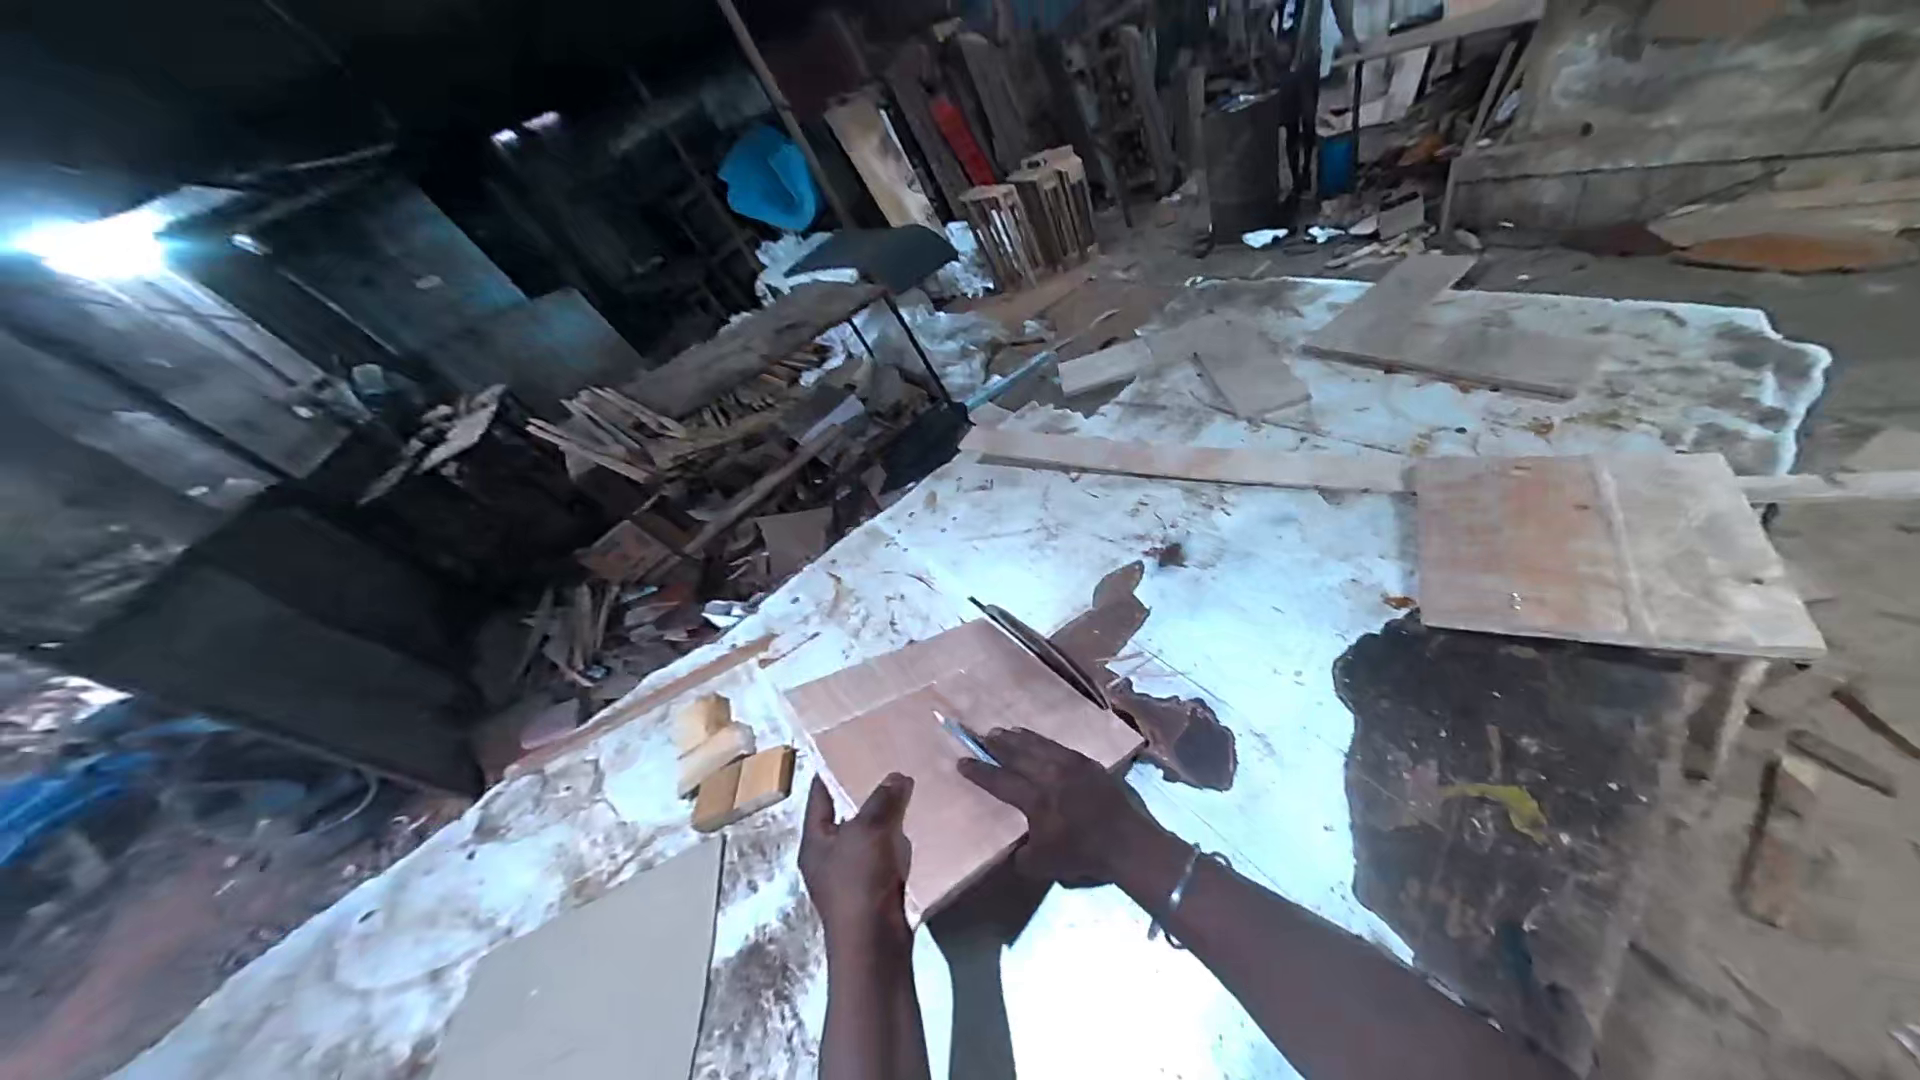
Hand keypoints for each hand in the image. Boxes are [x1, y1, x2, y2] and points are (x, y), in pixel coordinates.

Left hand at [800, 774, 914, 950]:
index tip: (850, 747)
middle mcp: (829, 855)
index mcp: (815, 840)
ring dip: (887, 816)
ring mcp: (852, 874)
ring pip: (870, 833)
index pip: (819, 794)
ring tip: (909, 787)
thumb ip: (882, 800)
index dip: (831, 770)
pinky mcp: (875, 888)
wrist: (875, 945)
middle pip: (846, 813)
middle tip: (890, 762)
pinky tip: (919, 824)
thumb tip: (897, 777)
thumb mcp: (867, 831)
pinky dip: (899, 839)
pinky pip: (886, 853)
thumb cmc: (859, 881)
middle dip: (867, 791)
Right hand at [956, 728, 1175, 888]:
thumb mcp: (1044, 865)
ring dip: (1016, 738)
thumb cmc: (1084, 855)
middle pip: (1016, 755)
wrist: (1128, 843)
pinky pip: (1057, 745)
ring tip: (1001, 731)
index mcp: (1035, 800)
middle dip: (996, 745)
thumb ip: (1022, 855)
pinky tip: (1035, 738)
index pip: (999, 781)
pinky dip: (1041, 740)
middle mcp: (1049, 776)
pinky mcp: (1087, 762)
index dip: (979, 771)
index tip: (962, 761)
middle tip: (980, 735)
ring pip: (1037, 745)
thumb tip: (1015, 848)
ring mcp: (1070, 765)